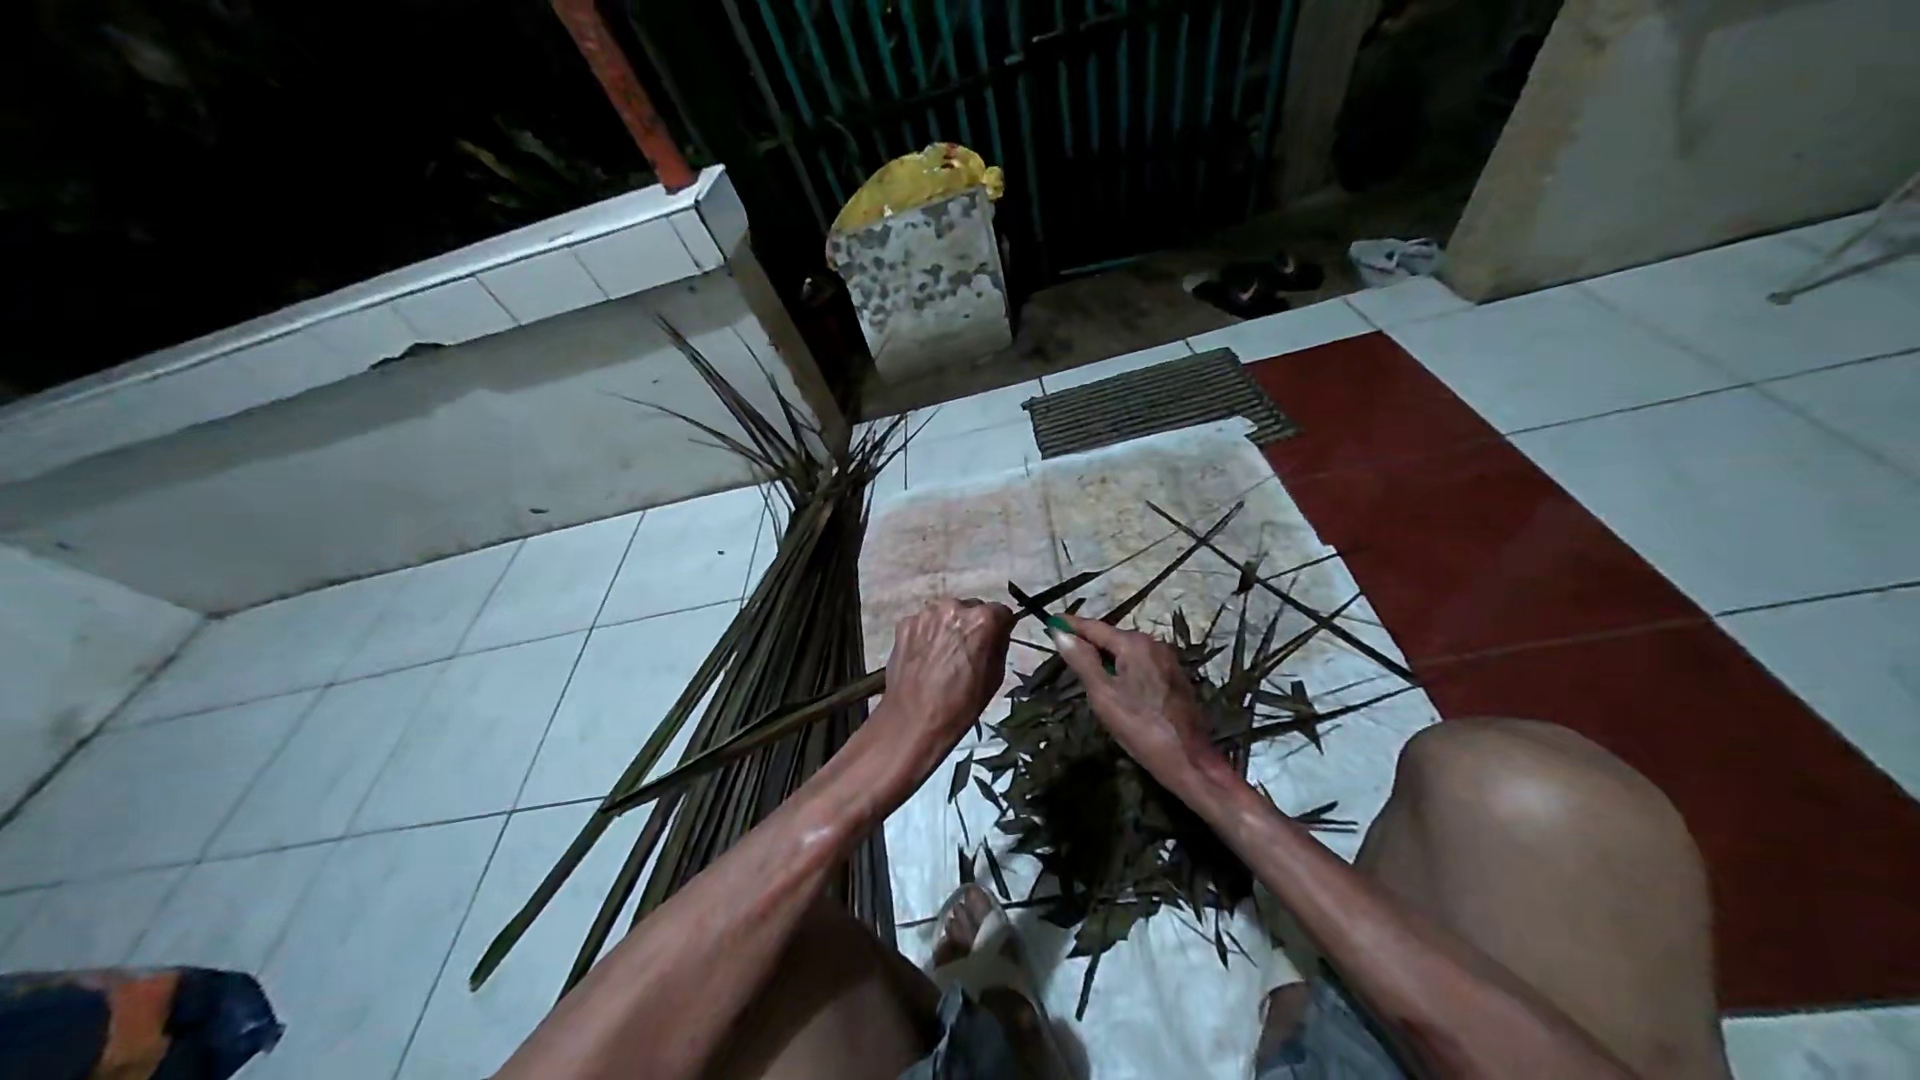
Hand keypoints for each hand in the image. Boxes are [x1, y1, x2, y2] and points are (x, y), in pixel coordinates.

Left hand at [872, 598, 1014, 782]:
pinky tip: (924, 657)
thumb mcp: (995, 676)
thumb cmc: (961, 703)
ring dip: (948, 627)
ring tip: (942, 655)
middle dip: (972, 624)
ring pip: (945, 614)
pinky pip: (924, 623)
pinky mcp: (905, 623)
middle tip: (966, 651)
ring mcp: (926, 614)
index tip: (994, 642)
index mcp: (982, 619)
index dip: (999, 627)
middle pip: (971, 608)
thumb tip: (998, 631)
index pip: (1000, 611)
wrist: (914, 719)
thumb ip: (999, 644)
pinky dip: (926, 634)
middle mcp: (954, 607)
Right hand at [1052, 615, 1228, 794]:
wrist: (1187, 758)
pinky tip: (1113, 681)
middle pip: (1112, 637)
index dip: (1071, 625)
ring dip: (1105, 655)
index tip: (1051, 620)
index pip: (1095, 627)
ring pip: (1127, 651)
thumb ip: (1082, 661)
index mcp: (1134, 644)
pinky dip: (1122, 666)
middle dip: (1088, 640)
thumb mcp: (1103, 694)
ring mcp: (1167, 660)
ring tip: (1083, 663)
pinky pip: (1140, 663)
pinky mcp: (1174, 677)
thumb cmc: (1139, 726)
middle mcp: (1153, 644)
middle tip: (1063, 645)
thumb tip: (1061, 634)